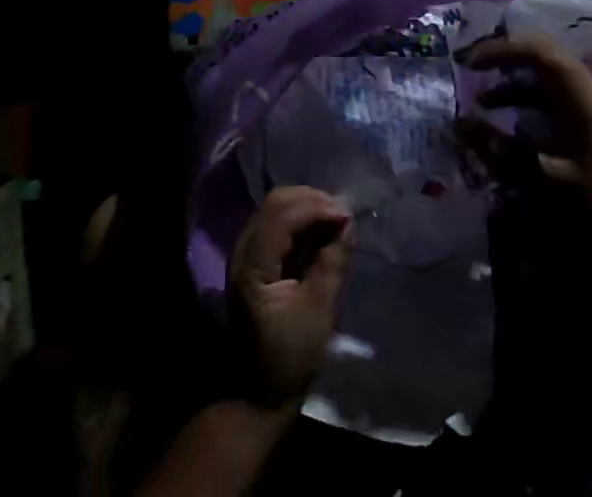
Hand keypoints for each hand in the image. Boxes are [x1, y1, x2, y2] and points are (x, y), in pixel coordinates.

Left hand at [231, 187, 353, 405]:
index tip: (348, 216)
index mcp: (253, 265)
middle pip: (275, 203)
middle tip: (345, 215)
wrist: (257, 390)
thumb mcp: (319, 312)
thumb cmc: (289, 356)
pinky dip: (302, 221)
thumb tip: (348, 225)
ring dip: (308, 207)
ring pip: (276, 209)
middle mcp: (243, 250)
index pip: (281, 215)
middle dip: (313, 200)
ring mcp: (246, 252)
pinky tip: (324, 230)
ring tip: (339, 221)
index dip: (316, 207)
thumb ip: (333, 263)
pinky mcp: (256, 259)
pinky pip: (278, 224)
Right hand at [467, 36, 591, 249]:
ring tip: (481, 103)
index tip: (473, 60)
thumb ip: (510, 152)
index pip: (544, 53)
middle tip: (471, 72)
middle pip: (543, 62)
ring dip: (513, 88)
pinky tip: (507, 129)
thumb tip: (464, 130)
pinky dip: (527, 110)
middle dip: (505, 62)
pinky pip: (553, 107)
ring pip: (546, 86)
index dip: (505, 49)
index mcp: (589, 99)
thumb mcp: (561, 178)